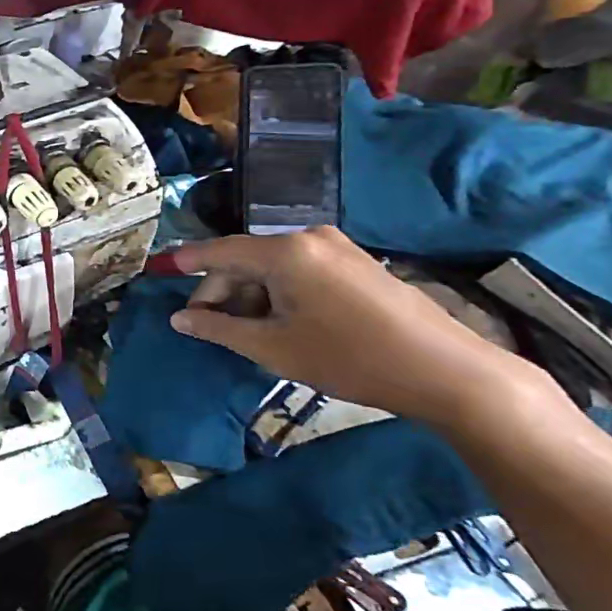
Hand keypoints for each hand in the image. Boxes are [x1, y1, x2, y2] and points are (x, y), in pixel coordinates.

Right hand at [162, 228, 548, 425]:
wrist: (448, 372)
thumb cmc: (349, 358)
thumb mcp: (274, 348)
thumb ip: (219, 329)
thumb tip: (179, 319)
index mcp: (284, 251)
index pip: (219, 251)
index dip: (187, 262)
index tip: (163, 269)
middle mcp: (308, 237)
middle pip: (246, 259)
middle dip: (223, 290)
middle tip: (210, 326)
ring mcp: (337, 247)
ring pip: (273, 266)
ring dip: (252, 295)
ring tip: (249, 332)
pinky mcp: (357, 263)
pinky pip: (300, 270)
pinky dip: (280, 292)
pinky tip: (282, 323)